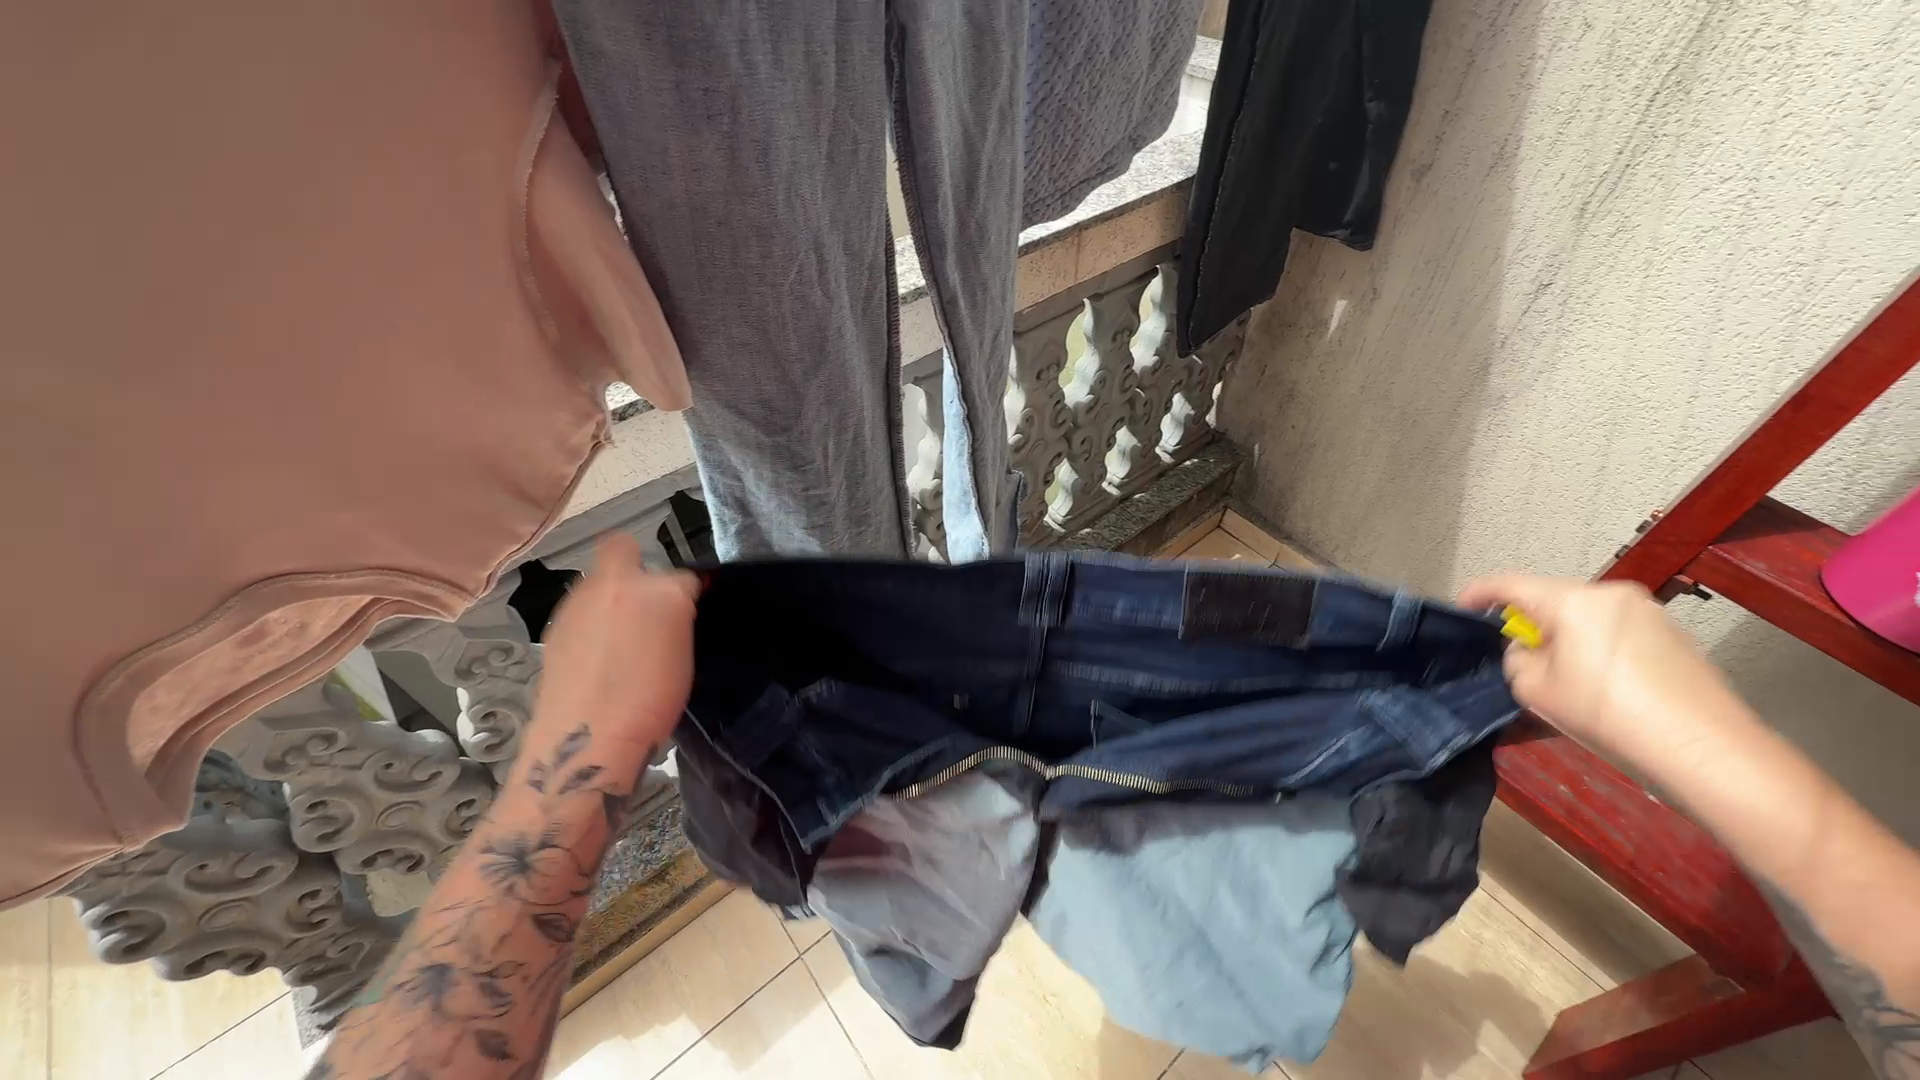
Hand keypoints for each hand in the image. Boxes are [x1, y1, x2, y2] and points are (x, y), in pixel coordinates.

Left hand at [529, 533, 698, 777]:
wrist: (588, 740)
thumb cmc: (651, 705)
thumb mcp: (683, 658)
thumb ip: (678, 620)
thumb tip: (674, 610)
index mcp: (662, 592)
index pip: (685, 575)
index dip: (689, 591)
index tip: (690, 609)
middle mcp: (617, 585)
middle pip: (622, 548)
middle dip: (636, 564)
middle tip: (647, 603)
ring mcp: (579, 602)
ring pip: (597, 580)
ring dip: (611, 596)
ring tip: (622, 637)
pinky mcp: (556, 625)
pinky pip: (581, 609)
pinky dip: (592, 621)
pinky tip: (598, 655)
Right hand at [1457, 575, 1752, 768]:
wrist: (1704, 745)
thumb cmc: (1608, 712)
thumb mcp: (1535, 690)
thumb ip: (1518, 658)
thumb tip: (1529, 649)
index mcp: (1572, 601)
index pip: (1510, 584)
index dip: (1480, 593)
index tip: (1463, 607)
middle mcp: (1611, 594)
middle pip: (1552, 598)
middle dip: (1530, 620)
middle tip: (1518, 653)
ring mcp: (1648, 610)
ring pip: (1585, 614)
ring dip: (1565, 634)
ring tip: (1564, 674)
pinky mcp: (1673, 632)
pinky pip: (1615, 628)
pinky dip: (1596, 644)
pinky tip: (1602, 682)